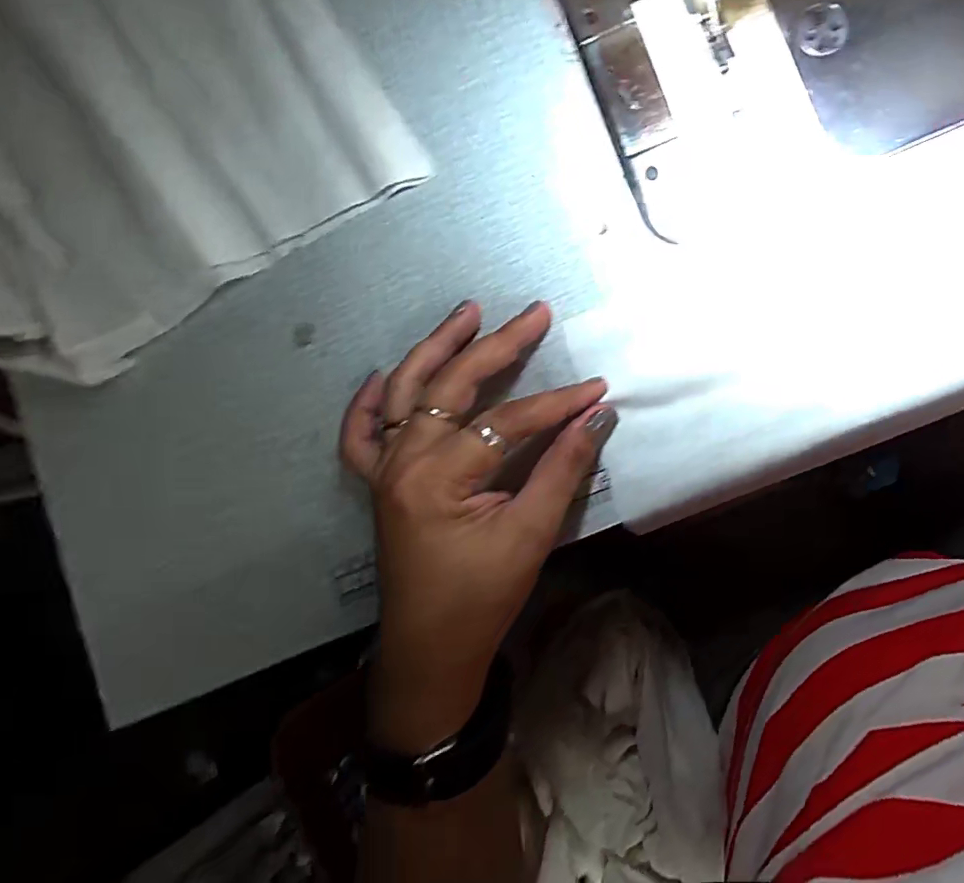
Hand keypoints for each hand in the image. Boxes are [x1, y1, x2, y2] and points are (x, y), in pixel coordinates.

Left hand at [339, 300, 615, 751]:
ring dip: (436, 350)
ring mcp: (385, 472)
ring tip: (467, 313)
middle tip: (535, 313)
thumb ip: (563, 466)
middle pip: (450, 386)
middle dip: (497, 346)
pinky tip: (381, 376)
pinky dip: (371, 401)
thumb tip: (596, 415)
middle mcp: (402, 463)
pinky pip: (364, 435)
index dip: (558, 403)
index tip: (599, 389)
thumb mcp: (532, 532)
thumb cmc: (483, 595)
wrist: (430, 650)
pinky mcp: (382, 485)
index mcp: (436, 477)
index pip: (507, 421)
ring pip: (404, 393)